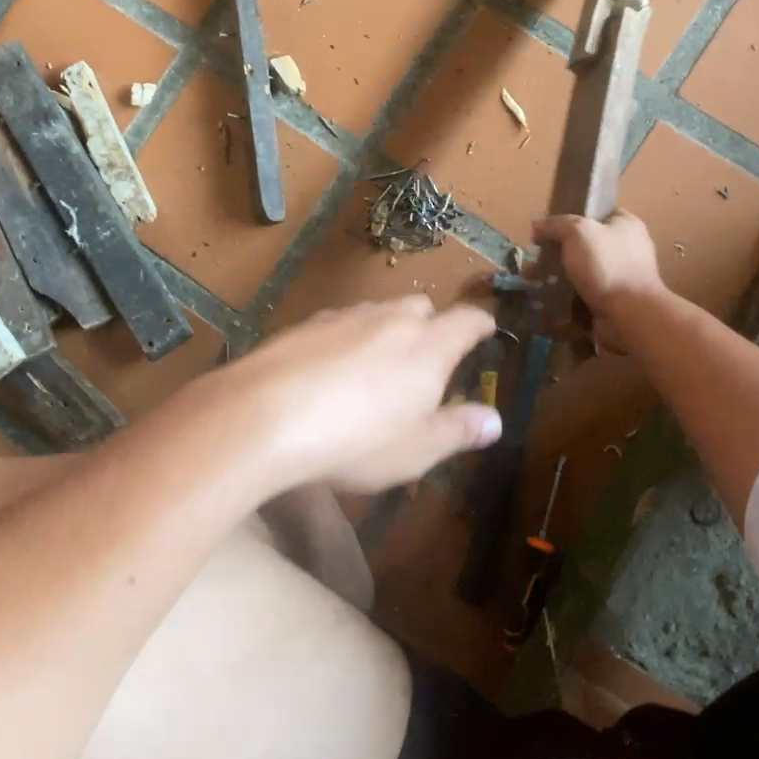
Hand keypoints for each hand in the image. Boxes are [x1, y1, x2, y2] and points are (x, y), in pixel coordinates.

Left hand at [195, 296, 499, 493]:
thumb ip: (457, 431)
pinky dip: (347, 339)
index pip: (467, 320)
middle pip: (421, 307)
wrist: (264, 416)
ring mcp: (345, 317)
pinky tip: (331, 370)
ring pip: (378, 311)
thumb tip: (495, 419)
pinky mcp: (305, 325)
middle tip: (427, 358)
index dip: (481, 324)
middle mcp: (391, 319)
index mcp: (429, 346)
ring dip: (386, 330)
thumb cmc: (355, 441)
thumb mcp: (416, 451)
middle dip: (431, 324)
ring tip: (377, 366)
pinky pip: (339, 324)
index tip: (487, 330)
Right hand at [533, 211, 667, 351]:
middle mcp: (625, 248)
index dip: (569, 216)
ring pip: (580, 270)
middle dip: (556, 250)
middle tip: (534, 257)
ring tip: (531, 279)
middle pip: (583, 243)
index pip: (595, 213)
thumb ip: (555, 224)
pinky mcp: (610, 300)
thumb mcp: (578, 232)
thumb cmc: (606, 265)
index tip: (547, 227)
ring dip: (555, 274)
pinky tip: (544, 297)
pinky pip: (581, 292)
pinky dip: (563, 295)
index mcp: (625, 225)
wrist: (628, 315)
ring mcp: (618, 276)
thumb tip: (537, 225)